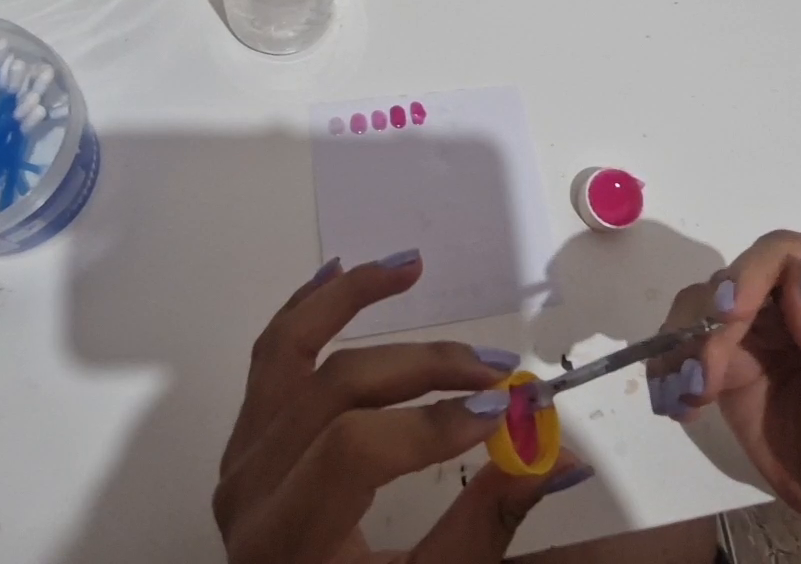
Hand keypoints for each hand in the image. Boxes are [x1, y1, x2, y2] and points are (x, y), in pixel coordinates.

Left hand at [215, 252, 591, 563]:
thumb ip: (487, 521)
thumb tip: (560, 452)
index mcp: (287, 538)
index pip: (358, 450)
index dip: (434, 422)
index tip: (504, 407)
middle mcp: (249, 487)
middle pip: (336, 389)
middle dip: (425, 366)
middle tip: (495, 362)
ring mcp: (241, 453)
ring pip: (289, 347)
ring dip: (351, 296)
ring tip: (410, 265)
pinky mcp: (247, 433)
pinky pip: (271, 354)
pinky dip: (307, 306)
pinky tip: (340, 270)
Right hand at [645, 231, 800, 546]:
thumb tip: (799, 280)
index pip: (788, 253)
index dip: (751, 272)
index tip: (730, 315)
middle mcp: (793, 300)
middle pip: (732, 279)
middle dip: (709, 322)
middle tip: (704, 378)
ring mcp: (756, 330)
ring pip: (700, 308)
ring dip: (683, 345)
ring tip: (689, 397)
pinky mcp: (727, 363)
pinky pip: (684, 347)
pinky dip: (669, 368)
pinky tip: (677, 404)